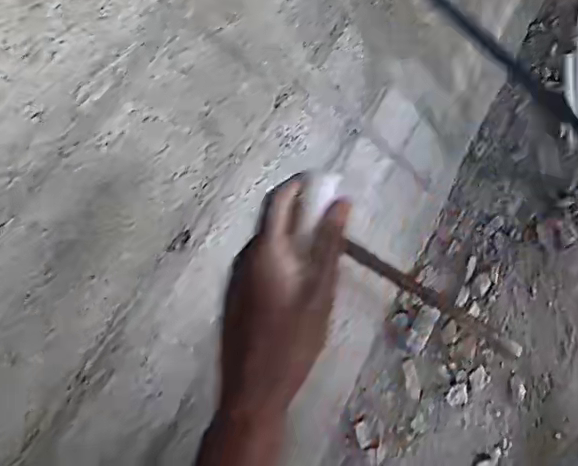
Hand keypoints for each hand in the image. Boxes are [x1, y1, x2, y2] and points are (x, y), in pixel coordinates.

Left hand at [215, 175, 349, 418]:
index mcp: (266, 250)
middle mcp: (246, 257)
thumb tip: (341, 201)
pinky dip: (282, 256)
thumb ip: (330, 242)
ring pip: (268, 242)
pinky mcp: (236, 297)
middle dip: (302, 211)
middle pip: (273, 219)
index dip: (300, 184)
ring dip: (293, 235)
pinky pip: (261, 261)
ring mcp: (237, 278)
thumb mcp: (321, 288)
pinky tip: (299, 279)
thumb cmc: (293, 339)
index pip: (279, 199)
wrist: (253, 394)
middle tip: (330, 220)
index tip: (324, 182)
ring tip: (320, 252)